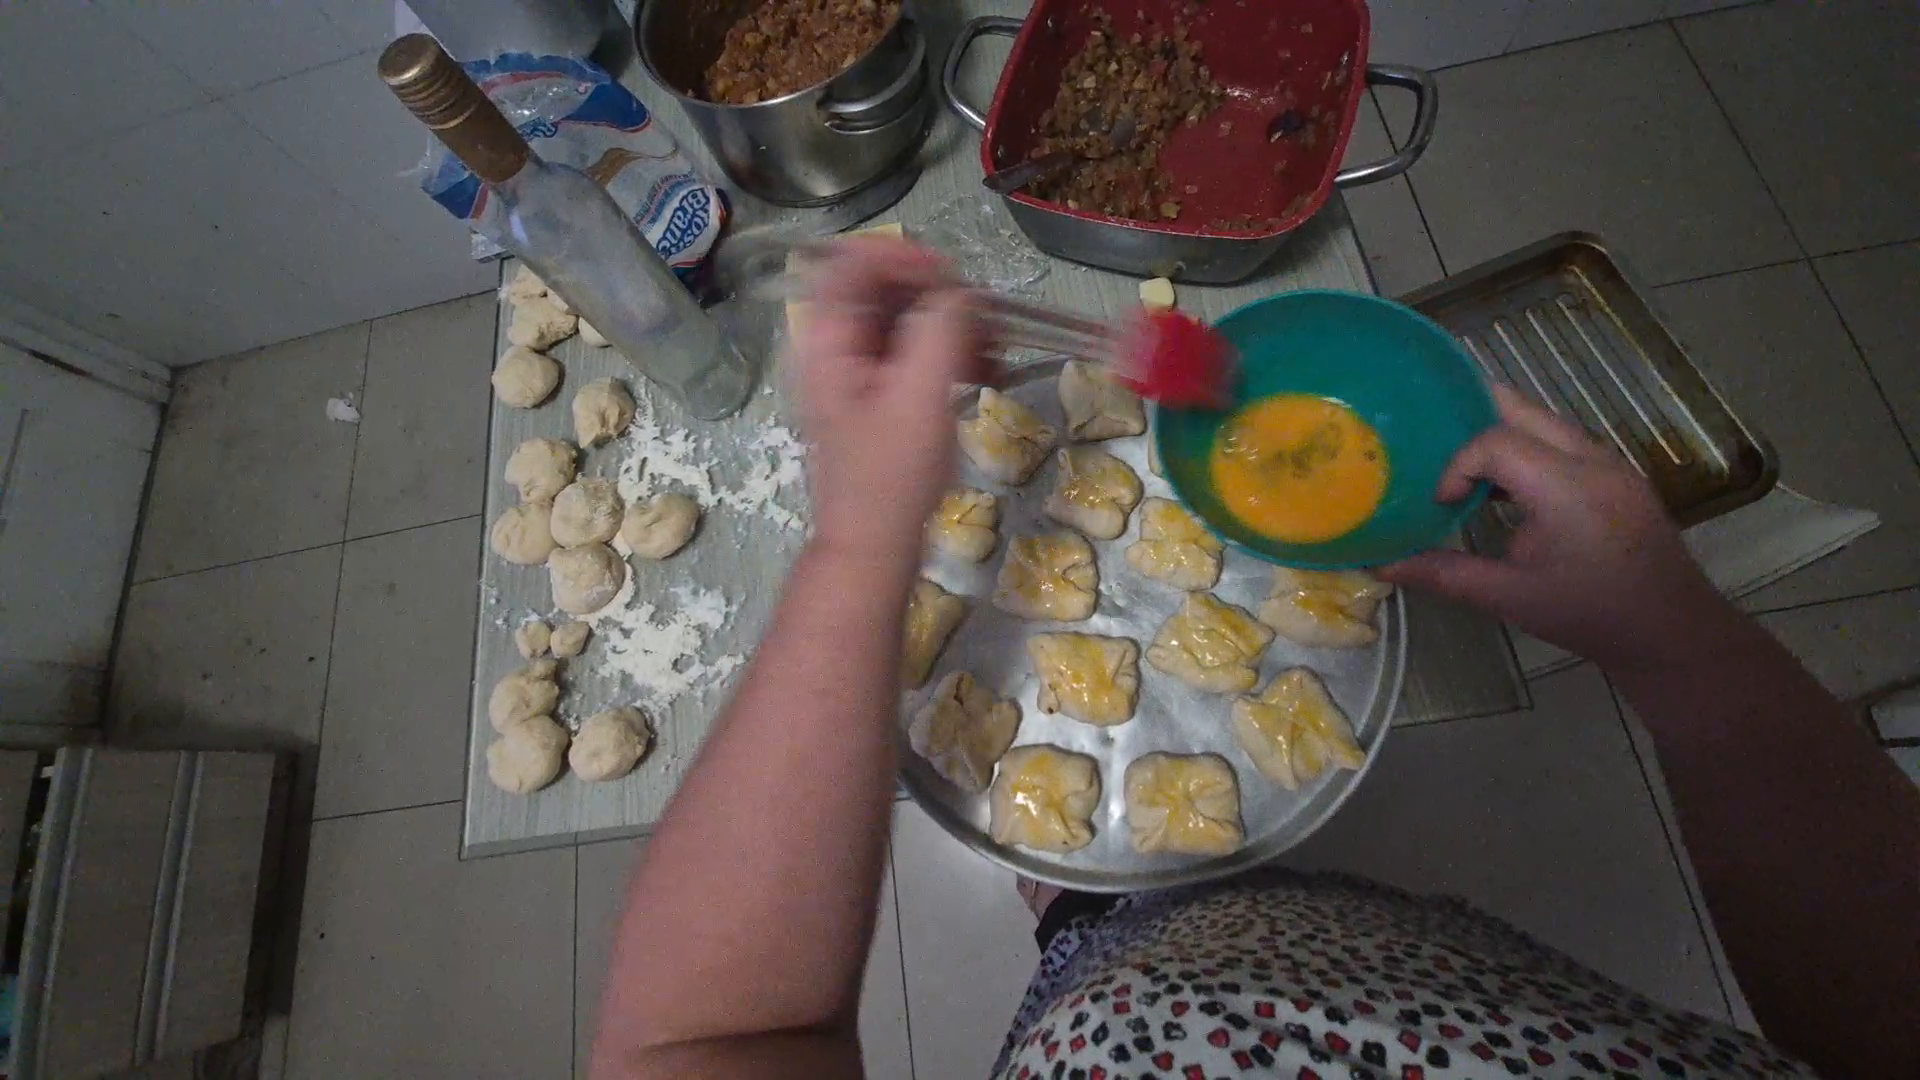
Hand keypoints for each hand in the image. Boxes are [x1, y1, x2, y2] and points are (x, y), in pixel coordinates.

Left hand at [790, 237, 988, 562]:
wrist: (874, 542)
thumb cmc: (891, 476)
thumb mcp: (921, 396)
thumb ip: (940, 329)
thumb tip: (959, 292)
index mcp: (827, 340)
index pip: (852, 261)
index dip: (903, 255)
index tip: (953, 278)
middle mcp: (834, 348)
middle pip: (885, 290)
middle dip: (942, 298)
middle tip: (987, 321)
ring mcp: (856, 373)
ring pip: (906, 322)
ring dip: (955, 329)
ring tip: (998, 353)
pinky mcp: (879, 396)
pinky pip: (914, 355)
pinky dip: (949, 357)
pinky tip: (987, 374)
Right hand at [1378, 385, 1737, 670]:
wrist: (1673, 632)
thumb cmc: (1590, 613)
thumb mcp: (1506, 595)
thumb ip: (1441, 573)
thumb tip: (1381, 564)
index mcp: (1566, 487)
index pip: (1496, 441)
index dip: (1457, 465)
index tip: (1442, 503)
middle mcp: (1592, 462)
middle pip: (1523, 410)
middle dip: (1472, 418)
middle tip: (1430, 441)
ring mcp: (1609, 466)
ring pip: (1544, 420)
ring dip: (1497, 432)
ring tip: (1456, 461)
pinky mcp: (1613, 477)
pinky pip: (1559, 441)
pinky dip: (1522, 447)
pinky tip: (1498, 486)